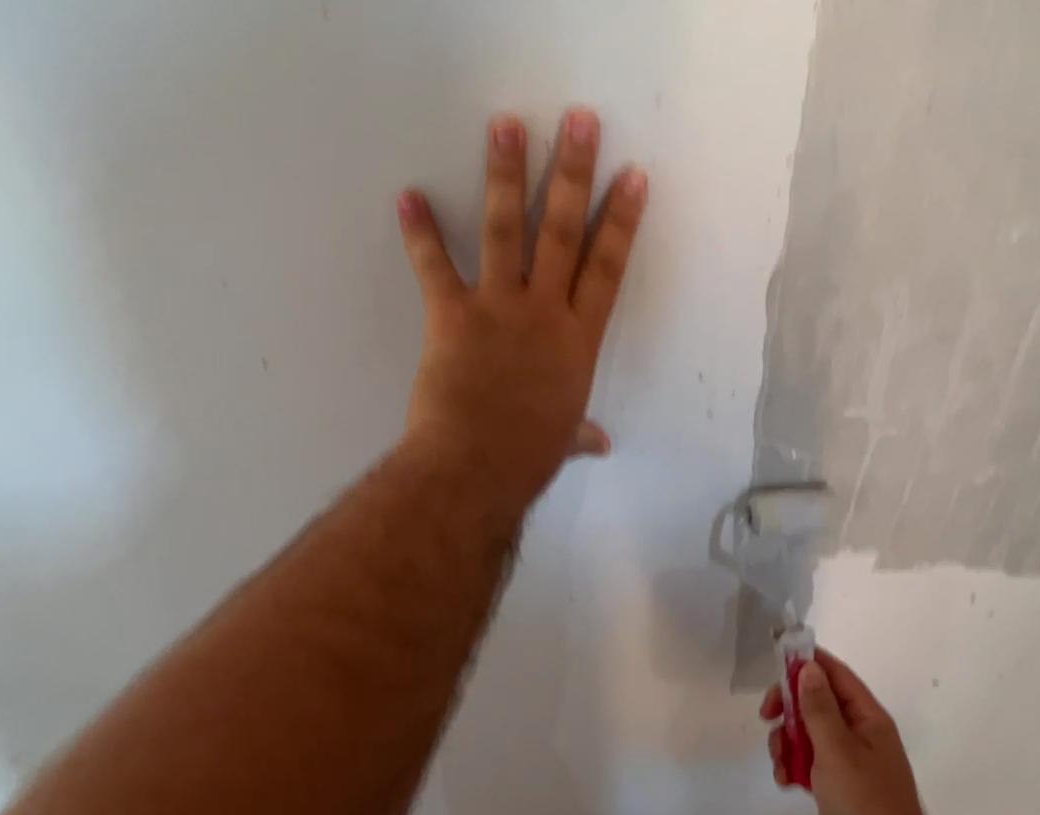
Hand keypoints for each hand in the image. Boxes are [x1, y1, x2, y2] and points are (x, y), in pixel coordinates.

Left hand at [395, 107, 648, 495]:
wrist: (477, 468)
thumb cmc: (527, 458)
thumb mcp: (560, 441)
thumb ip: (579, 433)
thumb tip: (599, 444)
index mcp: (577, 341)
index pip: (607, 269)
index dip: (621, 220)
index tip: (632, 176)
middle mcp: (544, 312)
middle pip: (564, 232)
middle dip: (573, 173)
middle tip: (578, 121)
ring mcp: (499, 308)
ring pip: (507, 231)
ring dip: (506, 175)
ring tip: (506, 126)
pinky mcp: (452, 315)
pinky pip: (434, 266)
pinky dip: (419, 232)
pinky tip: (407, 195)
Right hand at [761, 650, 940, 814]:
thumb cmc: (864, 801)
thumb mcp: (837, 749)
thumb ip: (819, 707)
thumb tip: (809, 667)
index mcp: (867, 717)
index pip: (836, 675)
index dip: (807, 664)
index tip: (775, 663)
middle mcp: (857, 733)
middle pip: (815, 702)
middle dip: (788, 707)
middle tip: (766, 716)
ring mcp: (845, 759)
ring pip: (805, 733)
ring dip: (786, 743)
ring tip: (782, 765)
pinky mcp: (833, 783)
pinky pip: (805, 760)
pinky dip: (791, 766)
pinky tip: (786, 782)